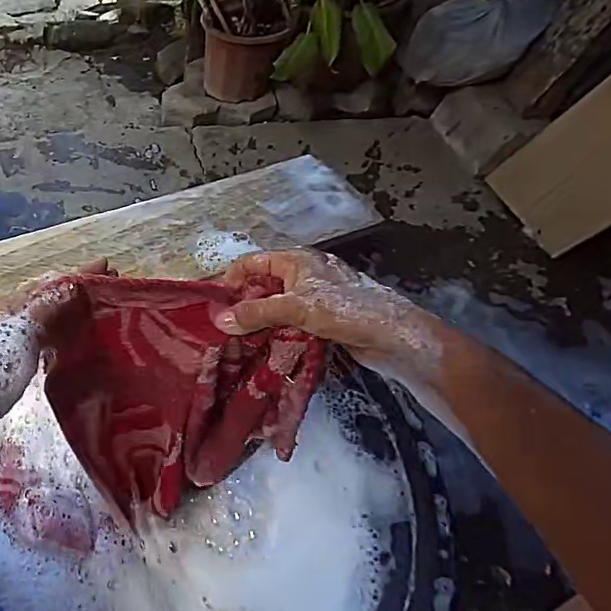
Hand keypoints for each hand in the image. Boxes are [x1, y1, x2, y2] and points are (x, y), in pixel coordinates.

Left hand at [0, 260, 112, 511]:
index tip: (108, 265)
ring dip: (82, 307)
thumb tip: (73, 284)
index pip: (55, 282)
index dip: (82, 273)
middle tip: (113, 284)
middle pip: (58, 295)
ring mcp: (22, 337)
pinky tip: (86, 334)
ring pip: (58, 315)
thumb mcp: (21, 335)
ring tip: (106, 304)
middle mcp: (20, 316)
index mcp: (18, 305)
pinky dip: (74, 328)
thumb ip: (47, 309)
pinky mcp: (25, 358)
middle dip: (85, 288)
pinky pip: (56, 334)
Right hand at [211, 249, 444, 371]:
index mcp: (296, 261)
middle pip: (262, 286)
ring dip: (259, 323)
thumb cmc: (347, 310)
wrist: (394, 337)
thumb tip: (220, 320)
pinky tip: (266, 349)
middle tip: (225, 329)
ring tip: (240, 342)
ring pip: (275, 307)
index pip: (253, 262)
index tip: (216, 305)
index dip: (232, 280)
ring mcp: (314, 299)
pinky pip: (290, 324)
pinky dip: (276, 333)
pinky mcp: (322, 321)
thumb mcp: (297, 308)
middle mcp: (303, 275)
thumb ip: (257, 313)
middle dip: (243, 305)